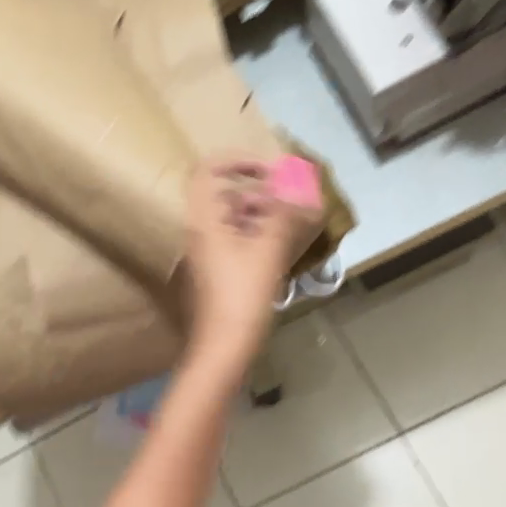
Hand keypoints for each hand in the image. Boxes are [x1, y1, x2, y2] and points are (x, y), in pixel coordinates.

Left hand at [182, 157, 320, 373]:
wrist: (224, 346)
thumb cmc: (242, 295)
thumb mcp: (268, 249)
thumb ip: (286, 213)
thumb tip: (304, 188)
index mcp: (204, 220)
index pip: (208, 170)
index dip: (238, 160)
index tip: (270, 169)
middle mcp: (200, 232)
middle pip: (226, 194)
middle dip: (262, 190)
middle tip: (293, 197)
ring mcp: (208, 253)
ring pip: (234, 219)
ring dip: (265, 213)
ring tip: (296, 220)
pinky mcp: (218, 272)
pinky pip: (238, 240)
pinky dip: (260, 234)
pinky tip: (286, 243)